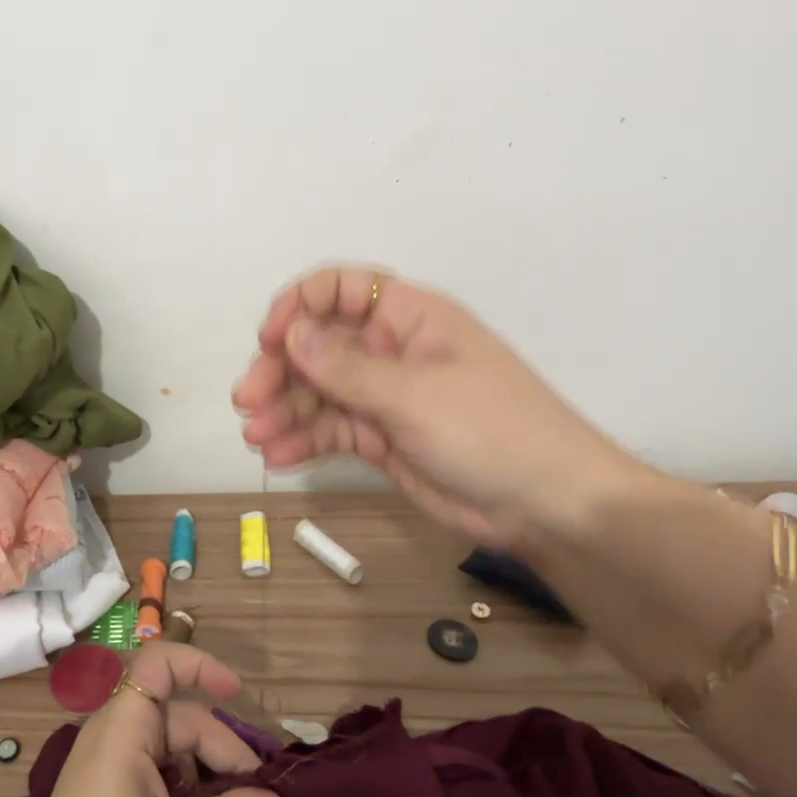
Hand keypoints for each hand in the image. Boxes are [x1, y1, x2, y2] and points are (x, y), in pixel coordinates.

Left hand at [35, 644, 285, 796]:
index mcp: (122, 731)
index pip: (158, 664)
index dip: (200, 665)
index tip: (239, 693)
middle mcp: (112, 733)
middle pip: (176, 714)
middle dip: (220, 746)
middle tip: (259, 795)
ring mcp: (106, 759)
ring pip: (167, 742)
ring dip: (205, 768)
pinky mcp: (104, 785)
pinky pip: (152, 764)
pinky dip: (183, 781)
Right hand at [231, 267, 643, 544]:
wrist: (550, 507)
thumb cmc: (492, 431)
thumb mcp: (414, 395)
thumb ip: (345, 367)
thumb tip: (290, 333)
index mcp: (409, 317)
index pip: (341, 290)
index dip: (299, 306)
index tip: (269, 339)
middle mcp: (392, 350)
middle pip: (318, 346)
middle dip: (280, 370)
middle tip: (247, 402)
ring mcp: (386, 397)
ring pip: (319, 392)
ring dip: (284, 410)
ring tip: (257, 438)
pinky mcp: (383, 439)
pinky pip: (332, 430)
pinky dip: (304, 440)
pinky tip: (278, 457)